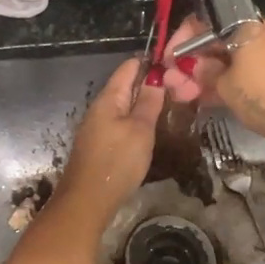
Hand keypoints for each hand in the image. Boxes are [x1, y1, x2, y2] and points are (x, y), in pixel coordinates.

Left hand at [56, 59, 166, 219]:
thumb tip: (156, 75)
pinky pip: (119, 123)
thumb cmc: (116, 162)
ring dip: (142, 103)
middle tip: (177, 86)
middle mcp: (100, 107)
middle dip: (148, 83)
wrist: (87, 201)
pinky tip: (149, 129)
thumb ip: (148, 102)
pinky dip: (135, 120)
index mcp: (108, 98)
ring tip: (168, 105)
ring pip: (123, 106)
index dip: (149, 62)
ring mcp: (97, 126)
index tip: (173, 64)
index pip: (128, 67)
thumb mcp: (140, 130)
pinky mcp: (99, 144)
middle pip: (125, 86)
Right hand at [163, 18, 264, 153]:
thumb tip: (196, 67)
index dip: (180, 42)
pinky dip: (230, 83)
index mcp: (245, 25)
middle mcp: (260, 32)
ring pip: (232, 60)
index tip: (167, 63)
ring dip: (209, 77)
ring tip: (189, 99)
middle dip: (192, 65)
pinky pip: (248, 71)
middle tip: (175, 89)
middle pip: (217, 43)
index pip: (203, 24)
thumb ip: (206, 75)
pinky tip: (214, 100)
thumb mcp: (228, 88)